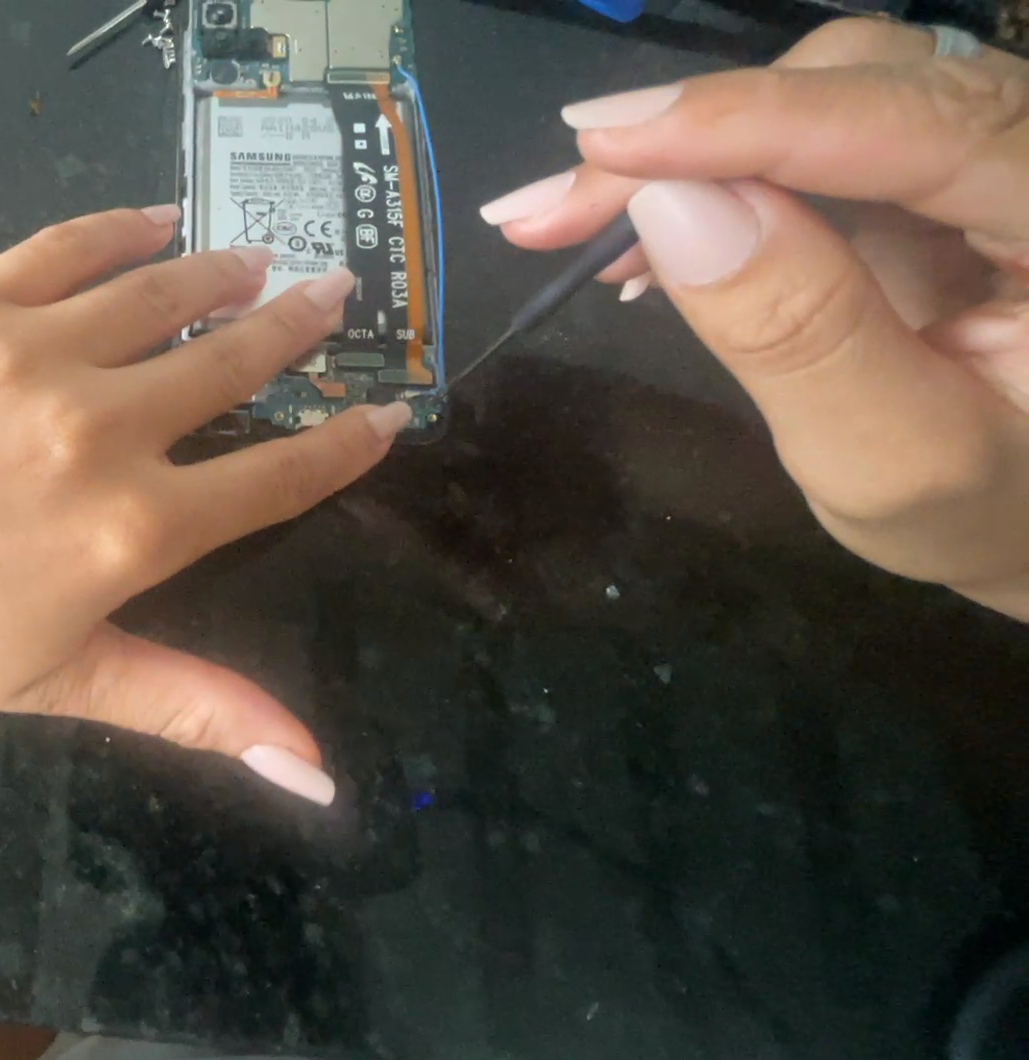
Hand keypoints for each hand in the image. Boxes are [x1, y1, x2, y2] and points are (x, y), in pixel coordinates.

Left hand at [0, 208, 412, 803]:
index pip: (276, 476)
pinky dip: (123, 229)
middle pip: (232, 362)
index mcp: (136, 529)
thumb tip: (320, 775)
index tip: (385, 412)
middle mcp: (101, 428)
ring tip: (258, 262)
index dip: (342, 446)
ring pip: (161, 292)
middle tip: (334, 296)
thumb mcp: (65, 686)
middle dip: (296, 329)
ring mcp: (31, 353)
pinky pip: (66, 248)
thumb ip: (197, 709)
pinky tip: (157, 220)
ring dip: (223, 273)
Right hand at [476, 19, 1028, 616]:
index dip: (743, 123)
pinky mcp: (924, 181)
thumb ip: (795, 331)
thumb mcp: (885, 453)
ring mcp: (985, 158)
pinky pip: (802, 147)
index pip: (915, 123)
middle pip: (855, 86)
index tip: (596, 142)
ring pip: (817, 102)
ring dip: (673, 163)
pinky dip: (696, 187)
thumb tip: (671, 211)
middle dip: (680, 143)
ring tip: (565, 232)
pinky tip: (633, 242)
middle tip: (541, 216)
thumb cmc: (982, 507)